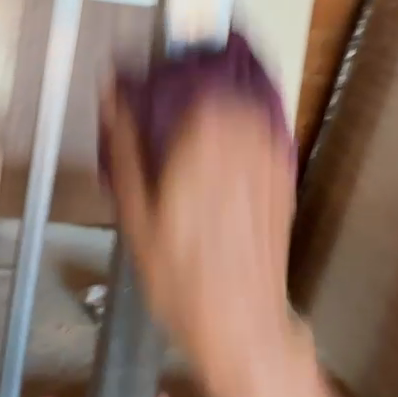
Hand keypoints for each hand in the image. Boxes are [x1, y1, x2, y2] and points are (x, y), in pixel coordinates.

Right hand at [100, 88, 300, 396]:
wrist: (241, 323)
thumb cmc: (181, 278)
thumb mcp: (136, 217)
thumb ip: (125, 150)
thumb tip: (112, 98)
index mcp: (203, 145)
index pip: (196, 82)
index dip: (177, 73)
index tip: (158, 74)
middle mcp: (243, 144)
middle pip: (228, 87)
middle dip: (203, 82)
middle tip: (178, 89)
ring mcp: (270, 161)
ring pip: (251, 106)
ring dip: (228, 100)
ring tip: (202, 110)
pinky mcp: (285, 180)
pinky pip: (269, 133)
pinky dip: (250, 126)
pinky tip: (231, 142)